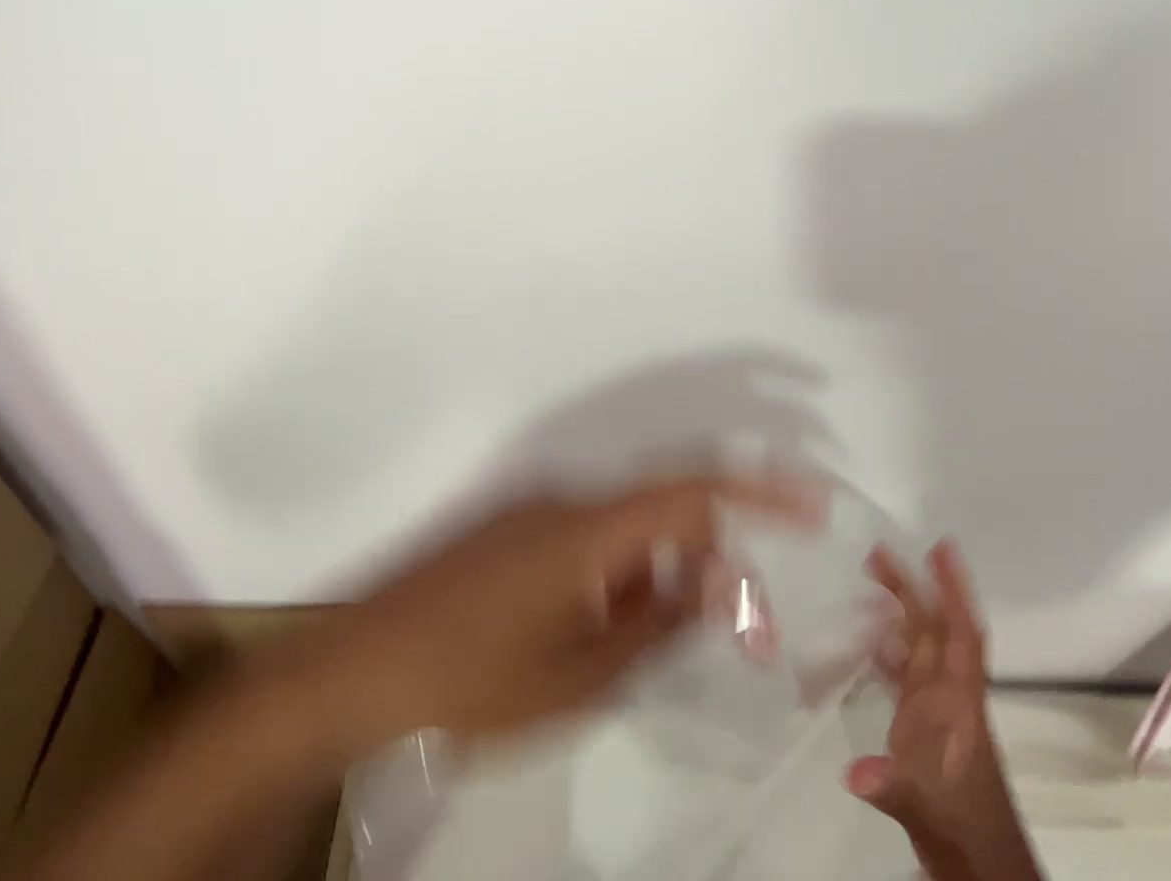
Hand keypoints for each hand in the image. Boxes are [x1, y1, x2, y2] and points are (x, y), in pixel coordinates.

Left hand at [309, 473, 822, 750]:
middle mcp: (557, 502)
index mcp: (585, 529)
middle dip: (706, 553)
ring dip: (654, 569)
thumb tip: (717, 587)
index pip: (692, 488)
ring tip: (649, 640)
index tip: (813, 503)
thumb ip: (658, 627)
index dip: (761, 489)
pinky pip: (579, 534)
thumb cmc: (470, 684)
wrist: (357, 668)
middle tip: (733, 618)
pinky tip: (598, 624)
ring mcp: (522, 510)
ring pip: (618, 526)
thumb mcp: (582, 676)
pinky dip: (612, 569)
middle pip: (658, 507)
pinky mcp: (499, 528)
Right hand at [847, 542, 1037, 879]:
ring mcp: (938, 710)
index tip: (940, 547)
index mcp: (956, 704)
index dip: (954, 590)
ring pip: (921, 647)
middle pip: (935, 630)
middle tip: (876, 554)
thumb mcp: (923, 807)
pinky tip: (866, 642)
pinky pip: (906, 673)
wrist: (980, 862)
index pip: (960, 635)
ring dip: (900, 613)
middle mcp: (950, 697)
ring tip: (867, 583)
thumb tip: (854, 770)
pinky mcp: (925, 726)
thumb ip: (890, 785)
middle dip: (913, 589)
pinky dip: (888, 650)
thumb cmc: (959, 827)